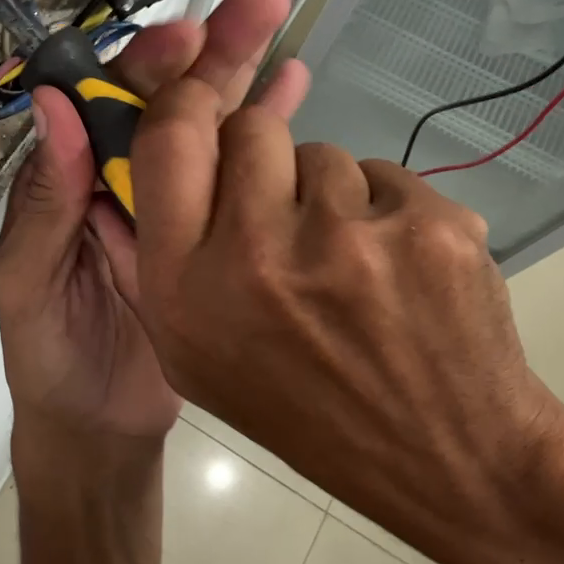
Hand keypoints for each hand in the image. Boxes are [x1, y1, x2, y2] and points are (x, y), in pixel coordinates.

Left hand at [0, 0, 311, 443]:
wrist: (100, 428)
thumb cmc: (51, 360)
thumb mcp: (29, 285)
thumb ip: (45, 204)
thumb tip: (54, 104)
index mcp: (73, 182)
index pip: (106, 105)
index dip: (144, 66)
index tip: (186, 38)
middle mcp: (123, 180)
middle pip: (165, 103)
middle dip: (208, 52)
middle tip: (260, 6)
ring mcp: (175, 206)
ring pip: (207, 128)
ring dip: (242, 76)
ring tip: (281, 29)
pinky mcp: (216, 235)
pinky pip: (239, 173)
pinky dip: (263, 129)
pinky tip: (293, 88)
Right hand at [98, 80, 563, 559]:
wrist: (445, 459)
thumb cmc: (302, 407)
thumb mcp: (192, 355)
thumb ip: (149, 259)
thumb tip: (118, 170)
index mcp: (184, 291)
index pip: (166, 139)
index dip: (185, 105)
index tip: (204, 104)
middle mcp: (254, 257)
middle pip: (248, 127)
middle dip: (261, 157)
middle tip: (284, 216)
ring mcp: (348, 240)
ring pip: (322, 152)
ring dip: (328, 194)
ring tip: (349, 267)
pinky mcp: (428, 227)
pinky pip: (385, 174)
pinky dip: (388, 211)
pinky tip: (401, 274)